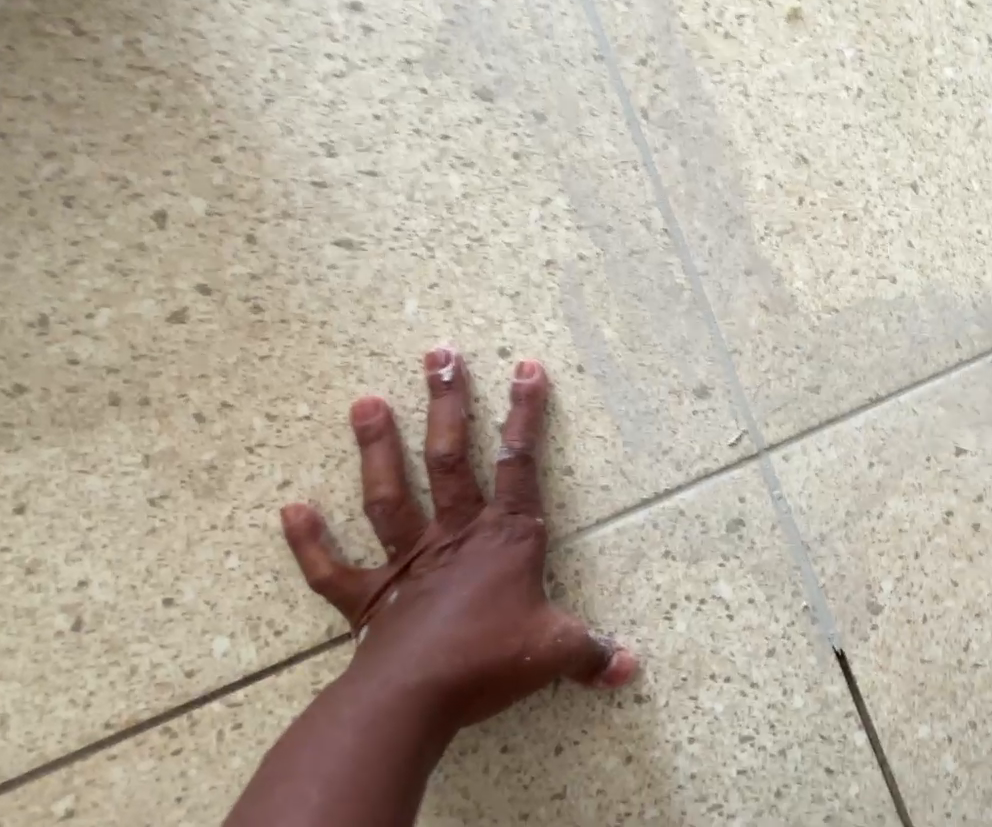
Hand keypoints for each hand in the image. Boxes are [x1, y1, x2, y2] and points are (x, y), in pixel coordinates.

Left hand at [278, 348, 637, 735]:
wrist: (409, 702)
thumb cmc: (489, 660)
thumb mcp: (556, 650)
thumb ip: (594, 653)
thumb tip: (632, 668)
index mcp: (506, 537)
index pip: (523, 462)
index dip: (527, 413)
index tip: (526, 368)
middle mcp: (456, 536)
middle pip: (451, 459)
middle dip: (448, 405)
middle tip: (439, 357)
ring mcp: (407, 563)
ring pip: (389, 496)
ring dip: (376, 449)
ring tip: (365, 401)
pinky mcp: (367, 599)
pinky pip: (332, 568)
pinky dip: (310, 542)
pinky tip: (291, 509)